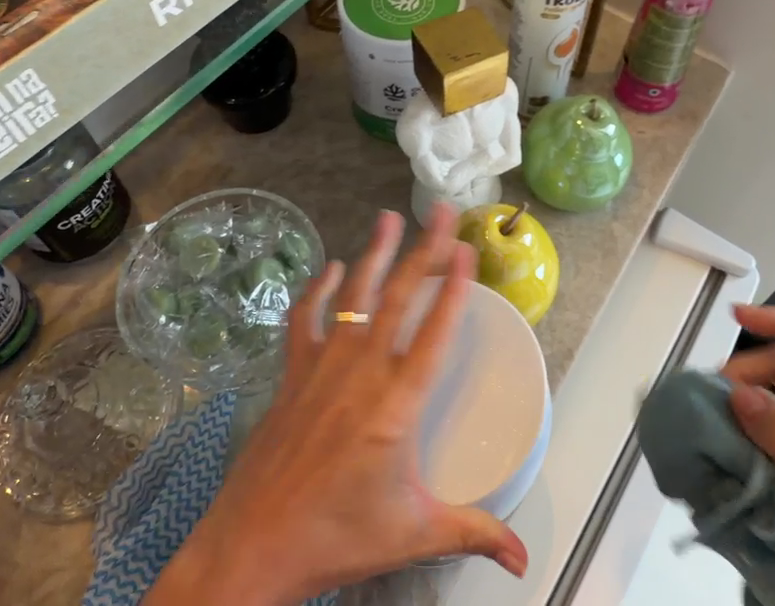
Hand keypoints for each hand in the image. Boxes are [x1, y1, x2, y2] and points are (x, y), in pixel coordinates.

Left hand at [145, 205, 527, 605]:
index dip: (455, 287)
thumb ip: (475, 535)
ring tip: (387, 217)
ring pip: (353, 296)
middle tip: (443, 212)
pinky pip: (305, 319)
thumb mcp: (414, 533)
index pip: (435, 332)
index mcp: (397, 404)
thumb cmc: (336, 538)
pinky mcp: (291, 375)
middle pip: (399, 297)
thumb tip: (523, 562)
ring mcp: (322, 368)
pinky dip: (317, 290)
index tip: (467, 249)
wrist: (251, 547)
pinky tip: (329, 269)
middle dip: (424, 250)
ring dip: (373, 254)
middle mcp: (362, 372)